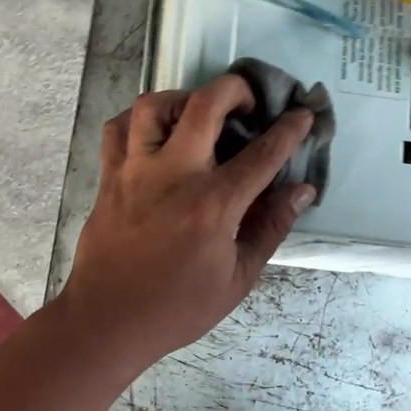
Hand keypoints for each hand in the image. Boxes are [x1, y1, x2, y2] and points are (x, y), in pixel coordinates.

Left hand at [59, 75, 317, 363]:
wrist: (107, 321)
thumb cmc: (178, 307)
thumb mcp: (237, 278)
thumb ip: (271, 227)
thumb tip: (302, 190)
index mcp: (213, 204)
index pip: (262, 154)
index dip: (289, 129)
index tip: (302, 114)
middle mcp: (174, 175)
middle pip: (205, 104)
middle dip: (236, 89)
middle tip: (249, 103)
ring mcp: (135, 171)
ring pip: (155, 105)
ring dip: (184, 99)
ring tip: (199, 115)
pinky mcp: (109, 176)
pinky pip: (119, 127)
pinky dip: (141, 119)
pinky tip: (157, 134)